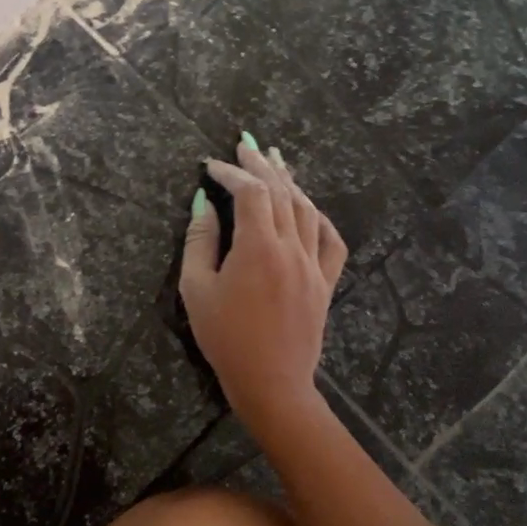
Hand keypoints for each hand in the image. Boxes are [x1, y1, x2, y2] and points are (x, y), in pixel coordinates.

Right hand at [180, 142, 347, 434]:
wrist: (271, 382)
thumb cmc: (224, 336)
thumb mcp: (196, 287)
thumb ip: (200, 240)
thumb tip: (203, 203)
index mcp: (258, 248)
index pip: (250, 193)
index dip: (231, 172)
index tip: (210, 165)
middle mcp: (291, 249)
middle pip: (280, 193)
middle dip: (260, 165)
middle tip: (245, 143)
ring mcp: (313, 265)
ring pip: (306, 210)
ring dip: (289, 181)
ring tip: (275, 159)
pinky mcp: (325, 283)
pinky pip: (330, 240)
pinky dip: (318, 216)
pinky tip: (307, 205)